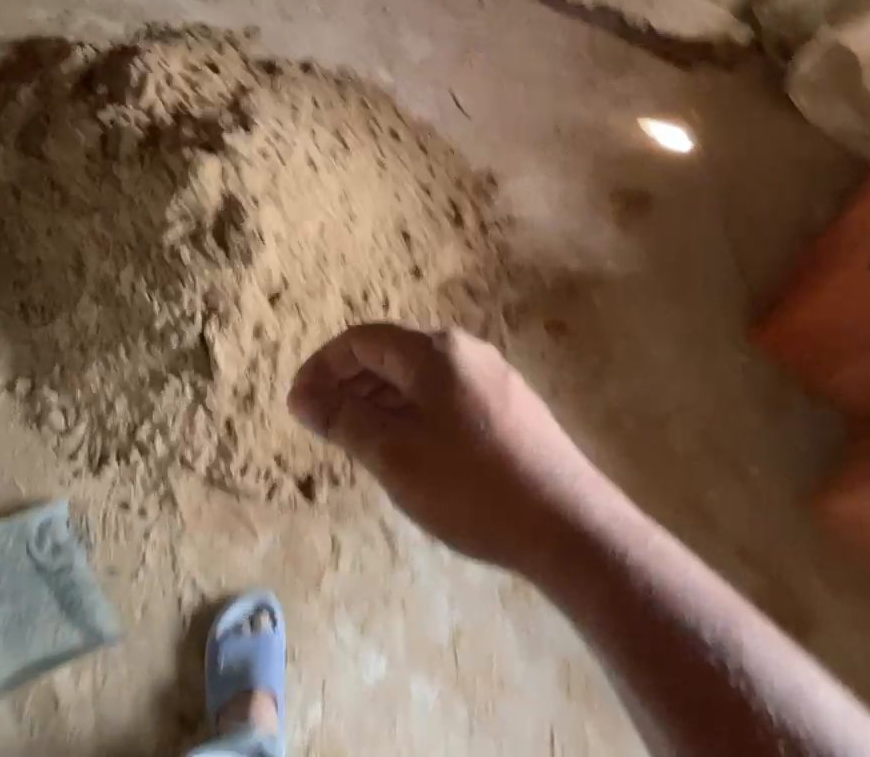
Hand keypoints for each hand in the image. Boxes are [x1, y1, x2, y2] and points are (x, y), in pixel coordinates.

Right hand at [289, 323, 595, 573]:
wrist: (571, 528)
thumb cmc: (471, 487)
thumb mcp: (393, 453)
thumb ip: (342, 418)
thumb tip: (300, 396)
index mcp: (434, 352)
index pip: (360, 340)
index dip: (321, 368)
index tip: (298, 406)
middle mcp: (465, 352)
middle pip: (390, 355)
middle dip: (348, 384)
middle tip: (321, 426)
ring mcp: (494, 379)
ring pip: (418, 378)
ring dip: (378, 401)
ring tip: (358, 441)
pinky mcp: (511, 408)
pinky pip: (445, 397)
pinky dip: (412, 413)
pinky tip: (409, 451)